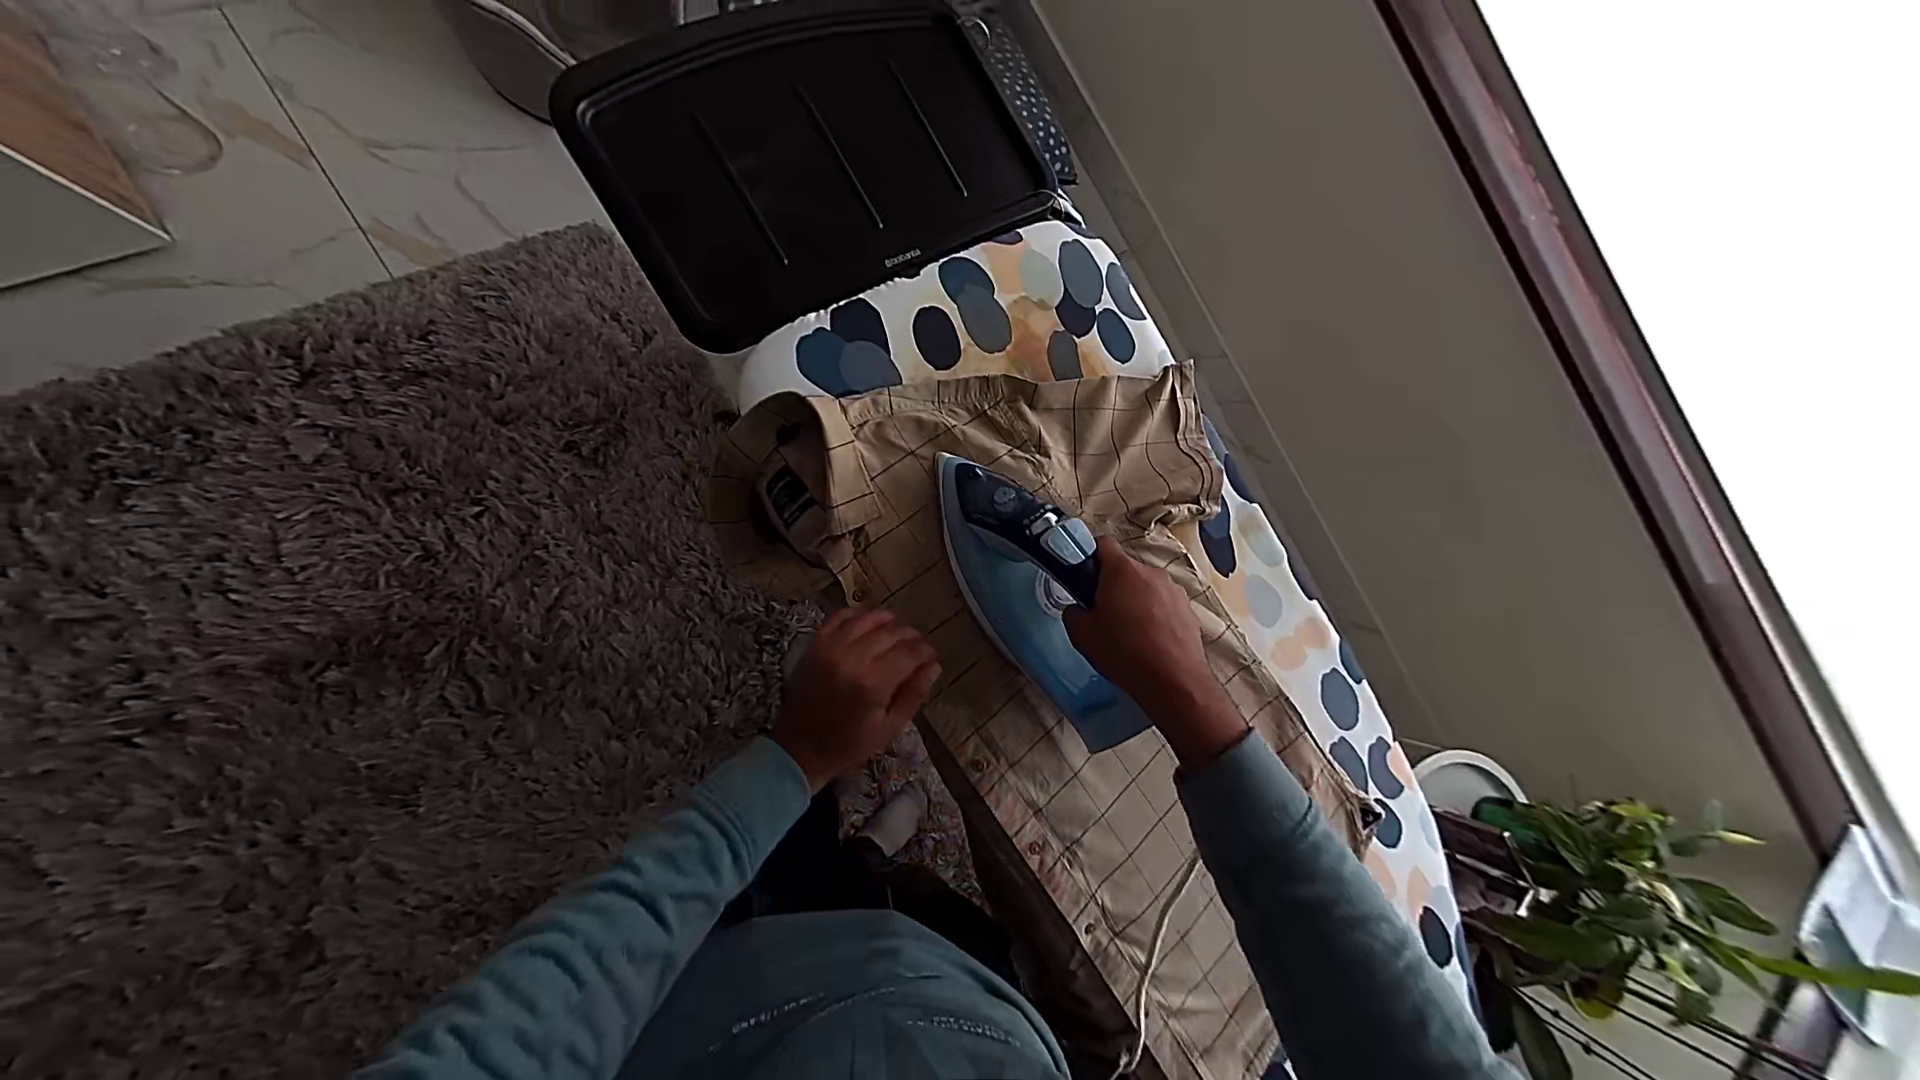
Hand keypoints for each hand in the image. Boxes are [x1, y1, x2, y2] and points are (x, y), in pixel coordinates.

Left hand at [774, 609, 941, 791]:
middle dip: (911, 636)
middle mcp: (852, 658)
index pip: (910, 653)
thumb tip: (934, 666)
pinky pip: (840, 617)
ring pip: (867, 619)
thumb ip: (914, 694)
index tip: (932, 657)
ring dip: (888, 621)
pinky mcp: (815, 645)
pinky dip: (858, 615)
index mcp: (872, 683)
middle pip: (892, 632)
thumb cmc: (848, 744)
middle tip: (918, 646)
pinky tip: (868, 625)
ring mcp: (830, 648)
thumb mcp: (889, 728)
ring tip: (897, 632)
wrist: (800, 749)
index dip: (926, 651)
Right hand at [1063, 536, 1245, 765]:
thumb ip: (1073, 613)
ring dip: (1136, 599)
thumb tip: (1078, 609)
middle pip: (1125, 568)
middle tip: (1102, 612)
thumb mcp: (1082, 635)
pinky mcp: (1189, 610)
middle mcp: (1151, 572)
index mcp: (1122, 570)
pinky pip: (1164, 604)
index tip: (1084, 575)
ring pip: (1146, 586)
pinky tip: (1150, 640)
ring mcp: (1174, 590)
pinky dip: (1155, 615)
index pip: (1103, 543)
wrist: (1173, 681)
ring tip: (1129, 631)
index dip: (1090, 555)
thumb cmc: (1123, 652)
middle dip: (1113, 585)